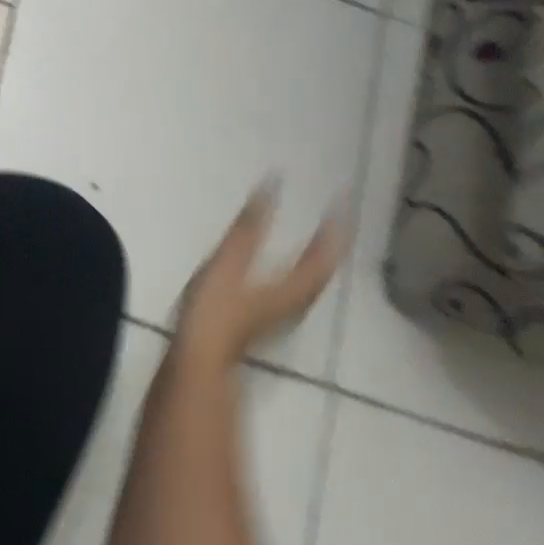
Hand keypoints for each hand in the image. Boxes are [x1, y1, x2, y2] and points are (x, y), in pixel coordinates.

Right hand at [175, 178, 349, 368]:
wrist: (202, 356)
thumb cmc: (217, 309)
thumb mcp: (229, 262)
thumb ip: (249, 228)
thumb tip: (271, 187)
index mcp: (297, 284)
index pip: (327, 250)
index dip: (336, 224)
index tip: (343, 199)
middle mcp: (300, 298)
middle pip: (324, 267)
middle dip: (329, 241)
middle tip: (331, 216)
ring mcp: (284, 311)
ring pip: (311, 279)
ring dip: (314, 256)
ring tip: (311, 236)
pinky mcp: (267, 317)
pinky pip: (293, 286)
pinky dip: (296, 268)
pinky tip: (281, 267)